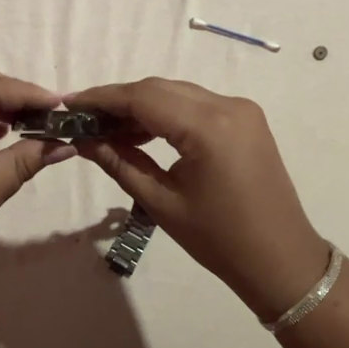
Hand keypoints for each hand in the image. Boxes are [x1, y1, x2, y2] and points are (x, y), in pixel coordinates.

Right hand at [66, 78, 329, 321]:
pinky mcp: (246, 120)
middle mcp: (228, 106)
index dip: (101, 99)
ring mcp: (241, 110)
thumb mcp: (161, 203)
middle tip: (83, 122)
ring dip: (142, 107)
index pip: (143, 98)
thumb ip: (120, 164)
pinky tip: (142, 135)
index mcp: (208, 127)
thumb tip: (84, 140)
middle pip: (159, 89)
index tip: (68, 105)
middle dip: (119, 102)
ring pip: (177, 94)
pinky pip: (196, 105)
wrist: (279, 258)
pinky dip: (166, 114)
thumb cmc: (218, 239)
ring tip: (107, 132)